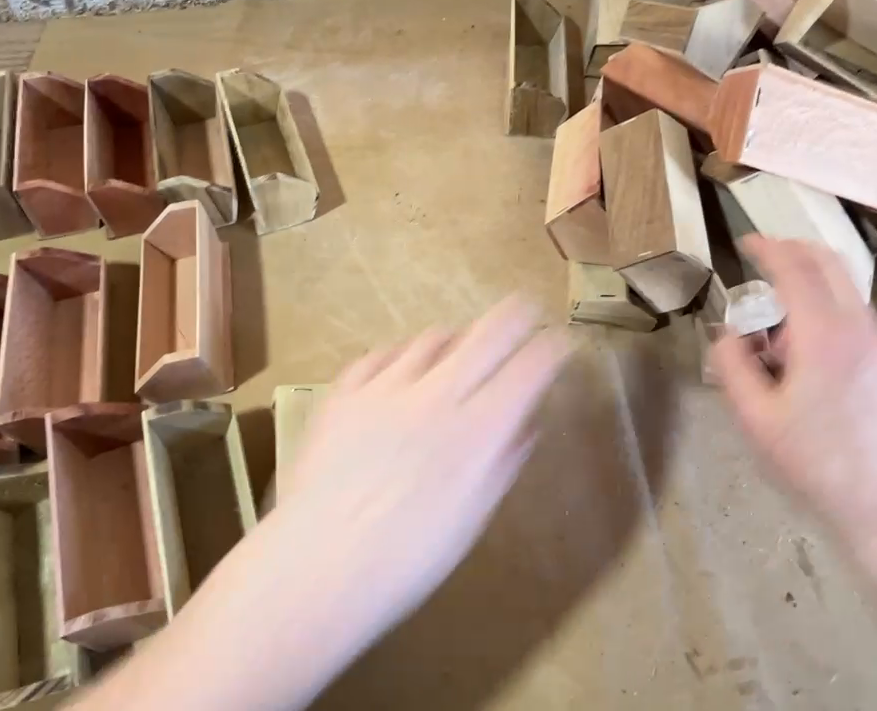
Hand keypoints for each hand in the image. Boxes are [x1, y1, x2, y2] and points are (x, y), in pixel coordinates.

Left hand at [276, 297, 571, 643]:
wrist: (317, 567)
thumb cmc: (408, 560)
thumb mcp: (472, 518)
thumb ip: (502, 463)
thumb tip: (523, 424)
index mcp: (479, 430)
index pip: (530, 367)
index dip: (551, 348)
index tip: (559, 341)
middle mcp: (437, 394)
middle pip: (489, 332)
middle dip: (515, 315)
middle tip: (524, 310)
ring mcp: (386, 386)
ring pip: (433, 337)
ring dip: (454, 341)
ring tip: (457, 354)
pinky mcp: (345, 390)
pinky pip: (382, 354)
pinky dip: (401, 357)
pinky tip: (401, 373)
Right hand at [709, 236, 876, 551]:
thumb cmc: (816, 467)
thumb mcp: (755, 420)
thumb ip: (732, 366)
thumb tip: (727, 333)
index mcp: (824, 337)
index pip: (796, 268)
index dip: (768, 248)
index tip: (747, 242)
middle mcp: (862, 330)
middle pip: (832, 264)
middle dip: (796, 250)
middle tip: (767, 255)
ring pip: (848, 295)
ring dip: (812, 290)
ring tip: (781, 334)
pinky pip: (860, 324)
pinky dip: (831, 317)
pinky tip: (813, 362)